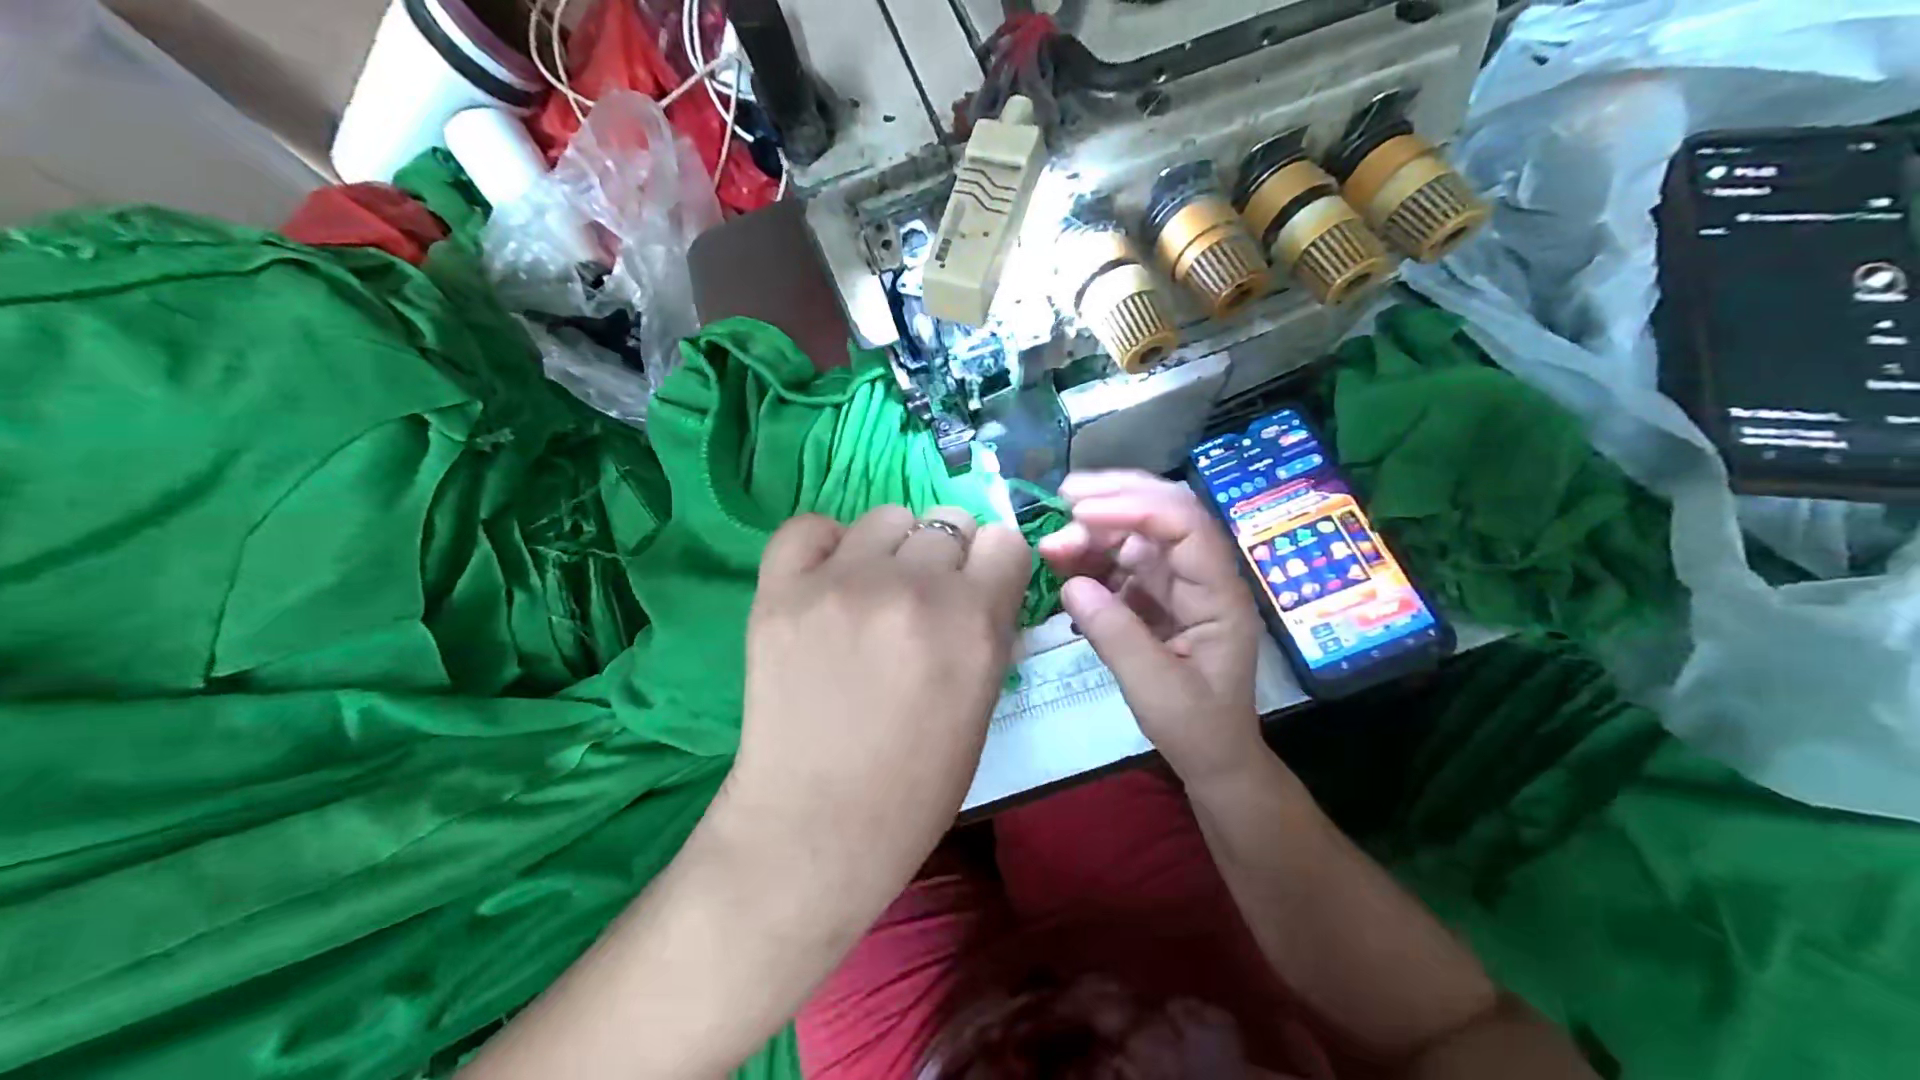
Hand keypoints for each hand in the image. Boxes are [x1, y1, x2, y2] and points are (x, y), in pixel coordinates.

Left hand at [720, 505, 1031, 916]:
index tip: (979, 585)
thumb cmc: (918, 783)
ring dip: (892, 548)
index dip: (994, 564)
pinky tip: (829, 579)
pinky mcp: (780, 592)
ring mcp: (840, 584)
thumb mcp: (983, 702)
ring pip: (886, 518)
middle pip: (947, 523)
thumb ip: (989, 630)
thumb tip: (981, 584)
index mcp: (973, 621)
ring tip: (874, 591)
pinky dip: (826, 545)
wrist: (817, 824)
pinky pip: (810, 527)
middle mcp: (911, 588)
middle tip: (924, 600)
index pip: (1004, 541)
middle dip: (947, 558)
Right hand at [1038, 471, 1266, 788]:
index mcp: (1219, 593)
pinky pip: (1122, 564)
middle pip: (1163, 514)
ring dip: (1094, 530)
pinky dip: (1091, 558)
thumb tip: (1071, 584)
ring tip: (1051, 545)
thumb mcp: (1157, 691)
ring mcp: (1177, 585)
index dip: (1134, 508)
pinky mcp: (1155, 598)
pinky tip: (1063, 564)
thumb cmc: (1197, 730)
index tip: (1080, 511)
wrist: (1214, 759)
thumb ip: (1116, 636)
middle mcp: (1200, 577)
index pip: (1185, 526)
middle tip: (1062, 497)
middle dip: (1113, 498)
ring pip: (1137, 535)